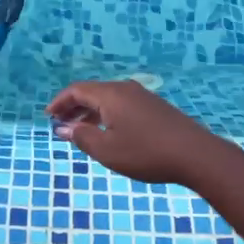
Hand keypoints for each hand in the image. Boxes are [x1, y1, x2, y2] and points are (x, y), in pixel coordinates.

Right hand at [45, 79, 228, 186]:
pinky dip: (107, 114)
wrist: (194, 154)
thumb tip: (64, 128)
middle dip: (73, 107)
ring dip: (90, 112)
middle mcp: (125, 89)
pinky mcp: (154, 107)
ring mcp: (142, 96)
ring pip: (108, 98)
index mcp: (111, 95)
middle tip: (60, 124)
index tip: (48, 117)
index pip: (77, 90)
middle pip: (92, 92)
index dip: (60, 102)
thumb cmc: (146, 153)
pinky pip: (122, 104)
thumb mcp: (108, 150)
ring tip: (80, 131)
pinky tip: (108, 132)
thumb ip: (82, 137)